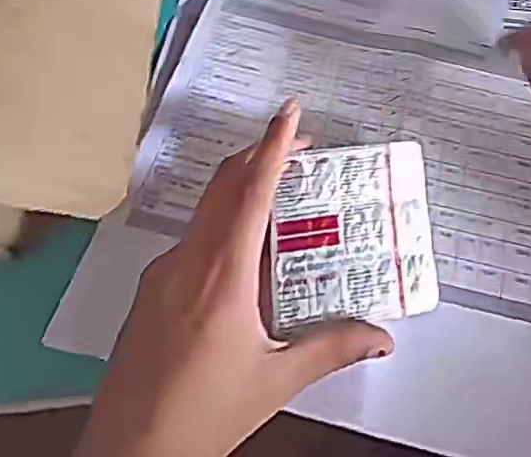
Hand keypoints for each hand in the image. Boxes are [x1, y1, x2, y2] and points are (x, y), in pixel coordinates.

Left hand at [78, 102, 392, 456]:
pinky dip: (223, 222)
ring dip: (243, 186)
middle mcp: (189, 261)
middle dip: (262, 153)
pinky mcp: (150, 289)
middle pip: (225, 183)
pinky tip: (243, 253)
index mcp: (223, 274)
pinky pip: (194, 237)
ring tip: (281, 195)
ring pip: (208, 207)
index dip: (274, 145)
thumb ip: (332, 348)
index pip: (252, 191)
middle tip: (299, 146)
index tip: (289, 112)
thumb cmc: (199, 418)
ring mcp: (163, 272)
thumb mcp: (275, 380)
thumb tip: (380, 337)